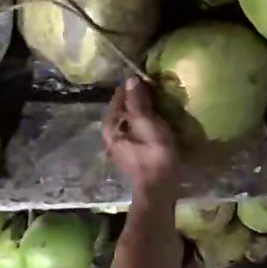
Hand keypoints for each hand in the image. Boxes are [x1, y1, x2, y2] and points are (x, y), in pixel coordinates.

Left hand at [103, 78, 178, 197]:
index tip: (147, 78)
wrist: (157, 189)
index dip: (132, 86)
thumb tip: (130, 80)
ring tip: (154, 105)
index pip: (119, 97)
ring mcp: (117, 147)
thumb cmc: (155, 155)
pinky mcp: (127, 155)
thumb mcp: (149, 125)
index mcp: (112, 125)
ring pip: (125, 121)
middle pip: (120, 109)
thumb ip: (139, 103)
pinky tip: (151, 124)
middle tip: (152, 90)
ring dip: (137, 112)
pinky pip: (131, 131)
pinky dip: (139, 124)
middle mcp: (109, 134)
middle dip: (134, 98)